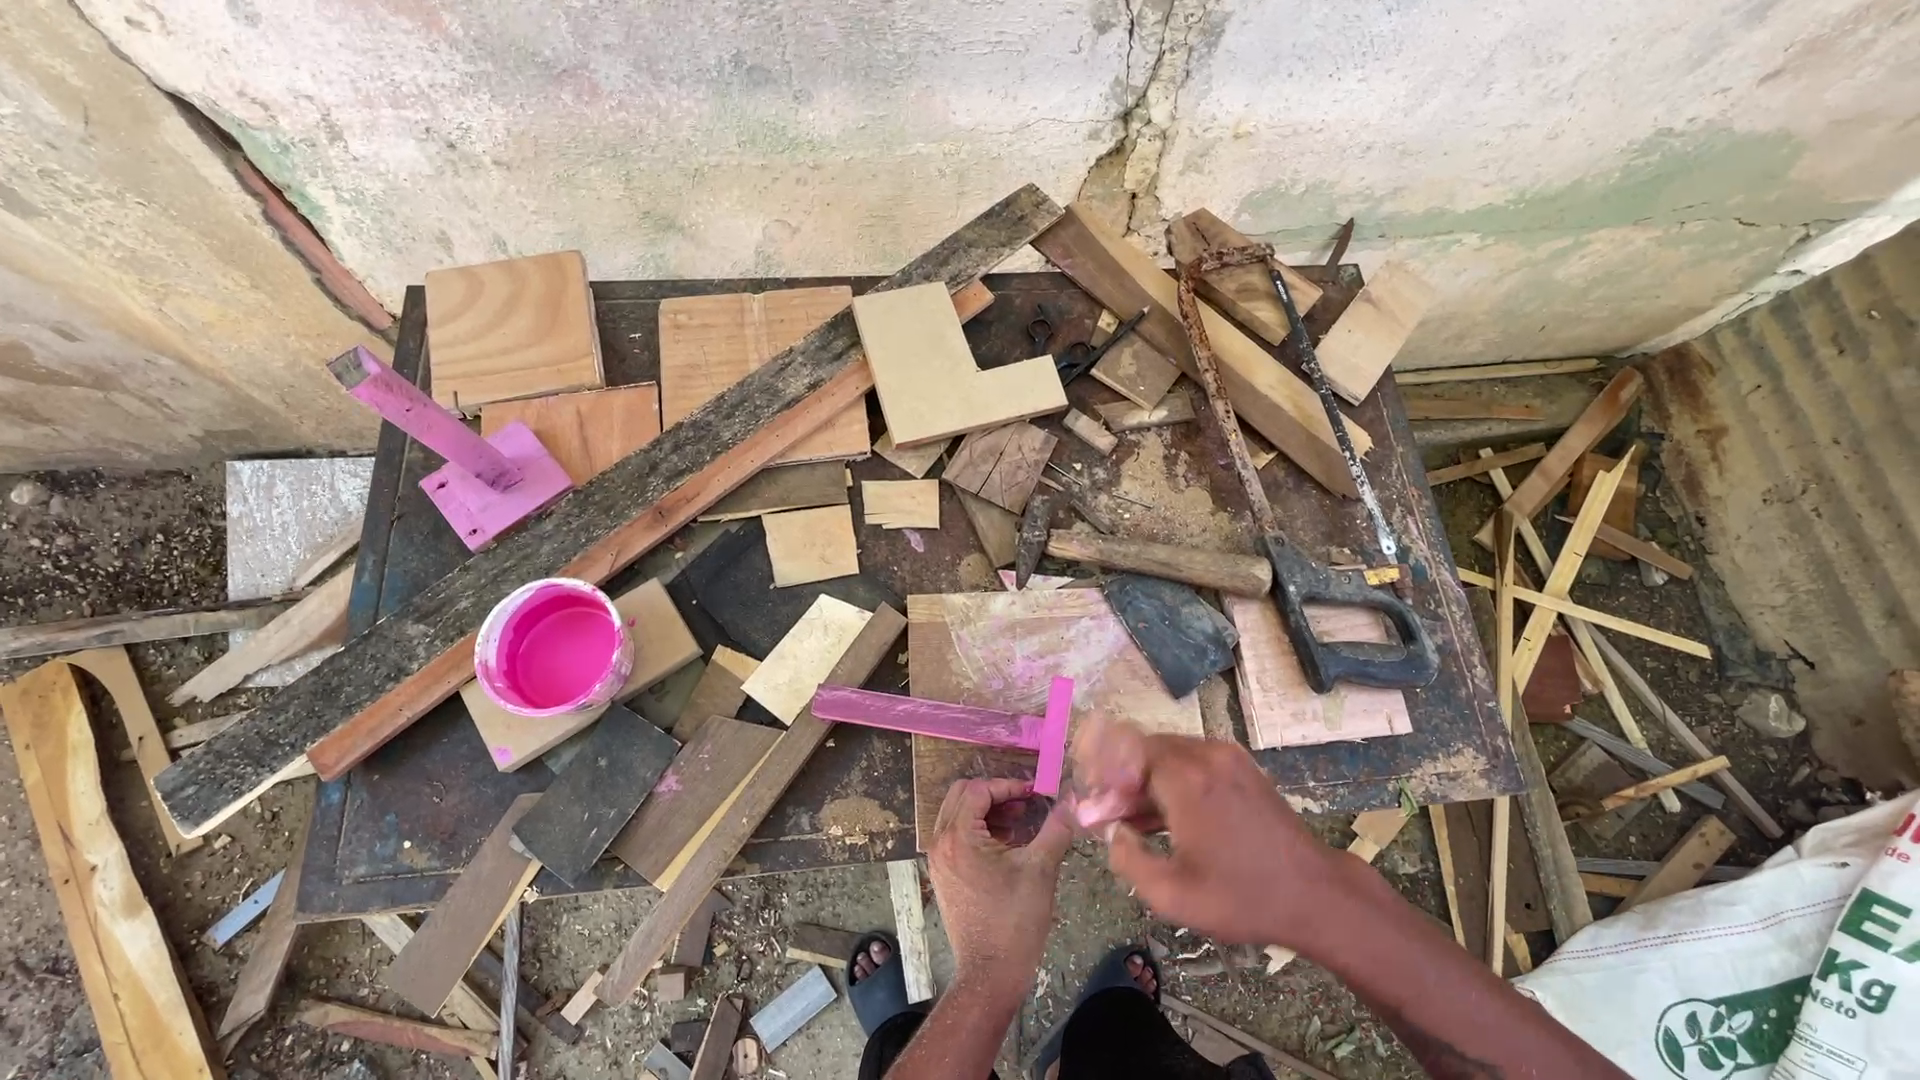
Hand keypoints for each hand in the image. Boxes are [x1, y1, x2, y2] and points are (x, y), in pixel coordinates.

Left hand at [925, 779, 1072, 996]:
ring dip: (986, 811)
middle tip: (1024, 804)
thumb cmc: (1015, 920)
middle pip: (961, 796)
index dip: (1008, 785)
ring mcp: (938, 860)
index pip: (978, 790)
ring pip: (957, 814)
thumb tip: (1072, 801)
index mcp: (958, 837)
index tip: (1034, 794)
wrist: (991, 972)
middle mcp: (940, 843)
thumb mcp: (1040, 869)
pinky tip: (1007, 844)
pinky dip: (978, 829)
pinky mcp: (943, 874)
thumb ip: (1056, 828)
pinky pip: (956, 835)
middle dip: (994, 794)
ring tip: (1019, 823)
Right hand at [1070, 716, 1345, 947]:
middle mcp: (1205, 754)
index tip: (1093, 807)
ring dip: (1143, 781)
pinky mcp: (1241, 767)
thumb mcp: (1172, 894)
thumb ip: (1126, 858)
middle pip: (1143, 748)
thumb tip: (1110, 831)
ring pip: (1166, 754)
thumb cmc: (1242, 897)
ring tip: (1133, 823)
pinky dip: (1170, 781)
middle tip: (1108, 817)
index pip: (1123, 751)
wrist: (1316, 894)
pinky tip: (1164, 817)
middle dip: (1119, 780)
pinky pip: (1191, 761)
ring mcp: (1227, 757)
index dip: (1102, 777)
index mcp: (1186, 778)